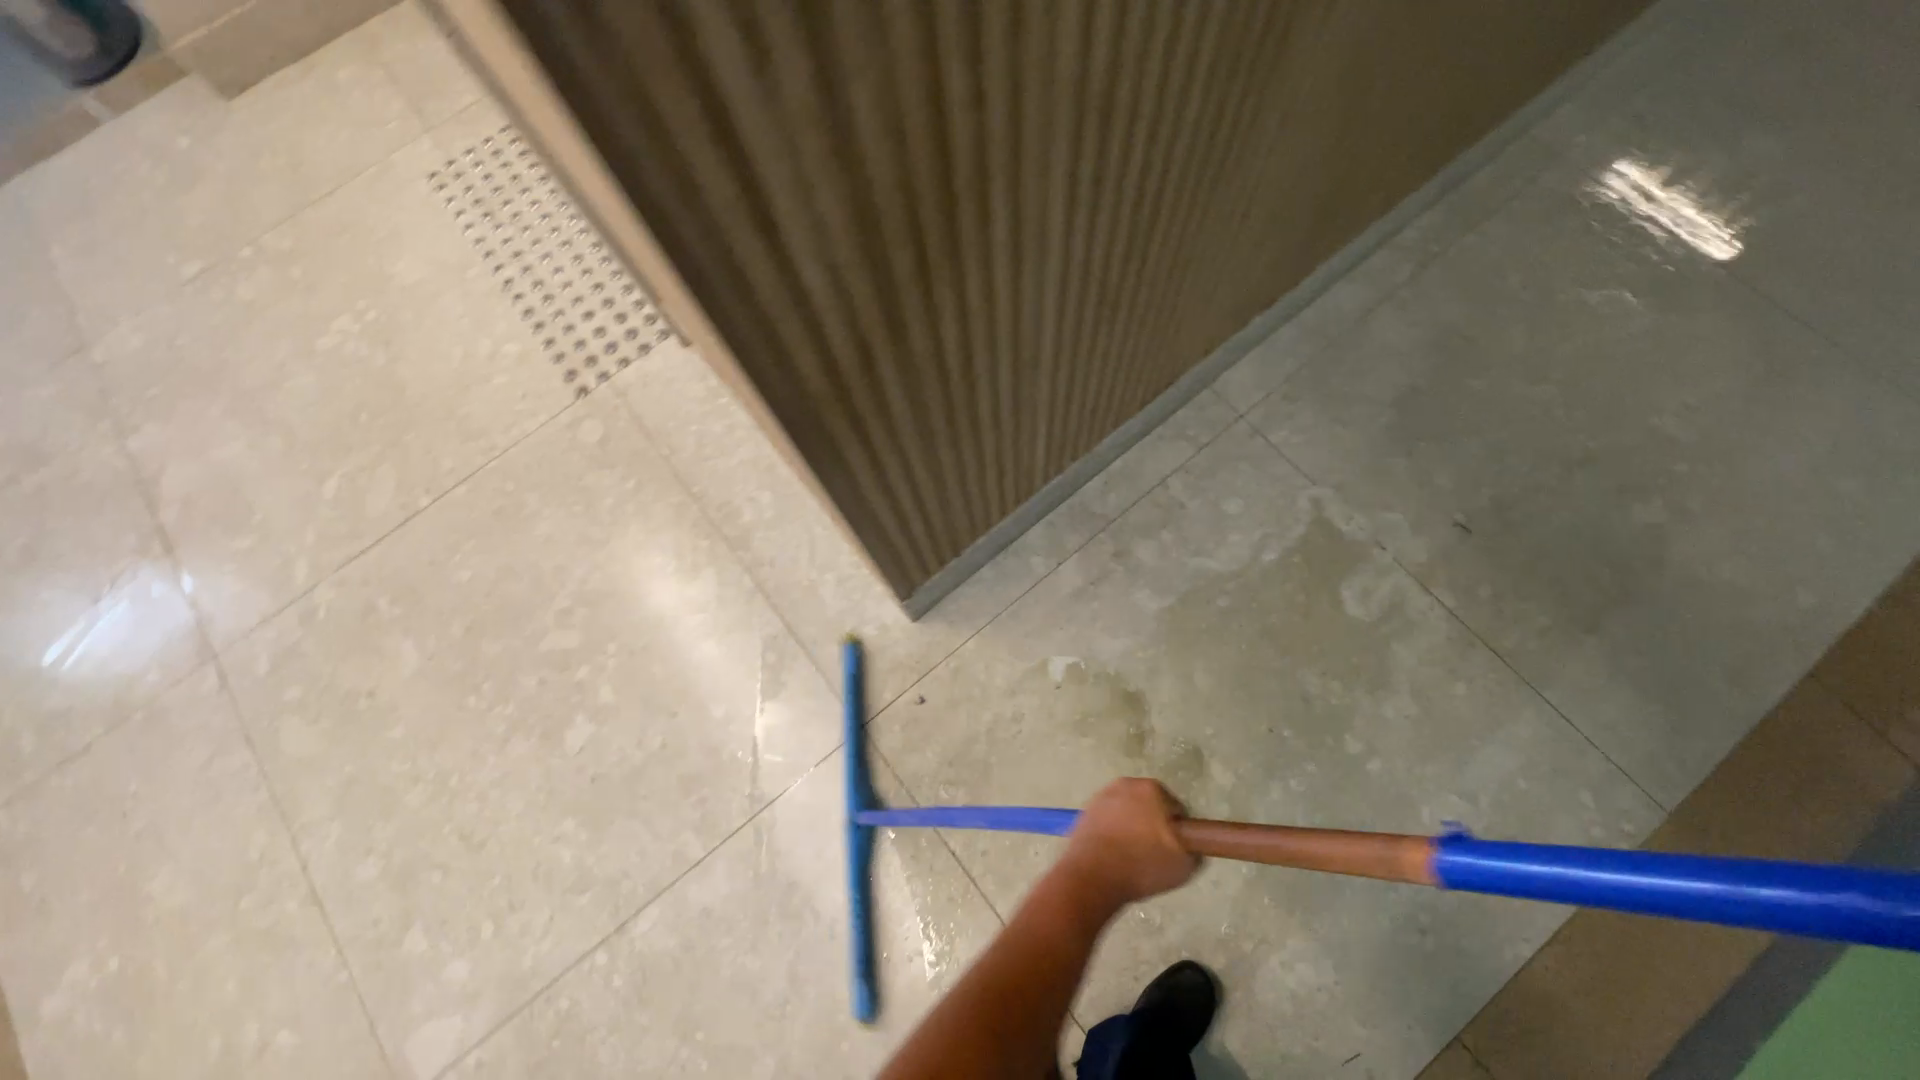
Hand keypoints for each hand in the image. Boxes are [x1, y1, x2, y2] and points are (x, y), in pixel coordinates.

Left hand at [1058, 778, 1199, 909]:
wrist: (1092, 876)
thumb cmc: (1143, 864)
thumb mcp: (1185, 864)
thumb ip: (1194, 849)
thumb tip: (1191, 845)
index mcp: (1152, 789)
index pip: (1175, 810)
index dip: (1177, 831)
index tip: (1172, 850)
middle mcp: (1125, 784)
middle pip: (1149, 807)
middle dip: (1153, 825)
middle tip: (1154, 854)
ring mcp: (1101, 797)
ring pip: (1127, 813)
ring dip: (1131, 828)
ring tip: (1131, 857)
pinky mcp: (1084, 812)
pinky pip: (1107, 821)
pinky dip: (1112, 833)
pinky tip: (1113, 854)